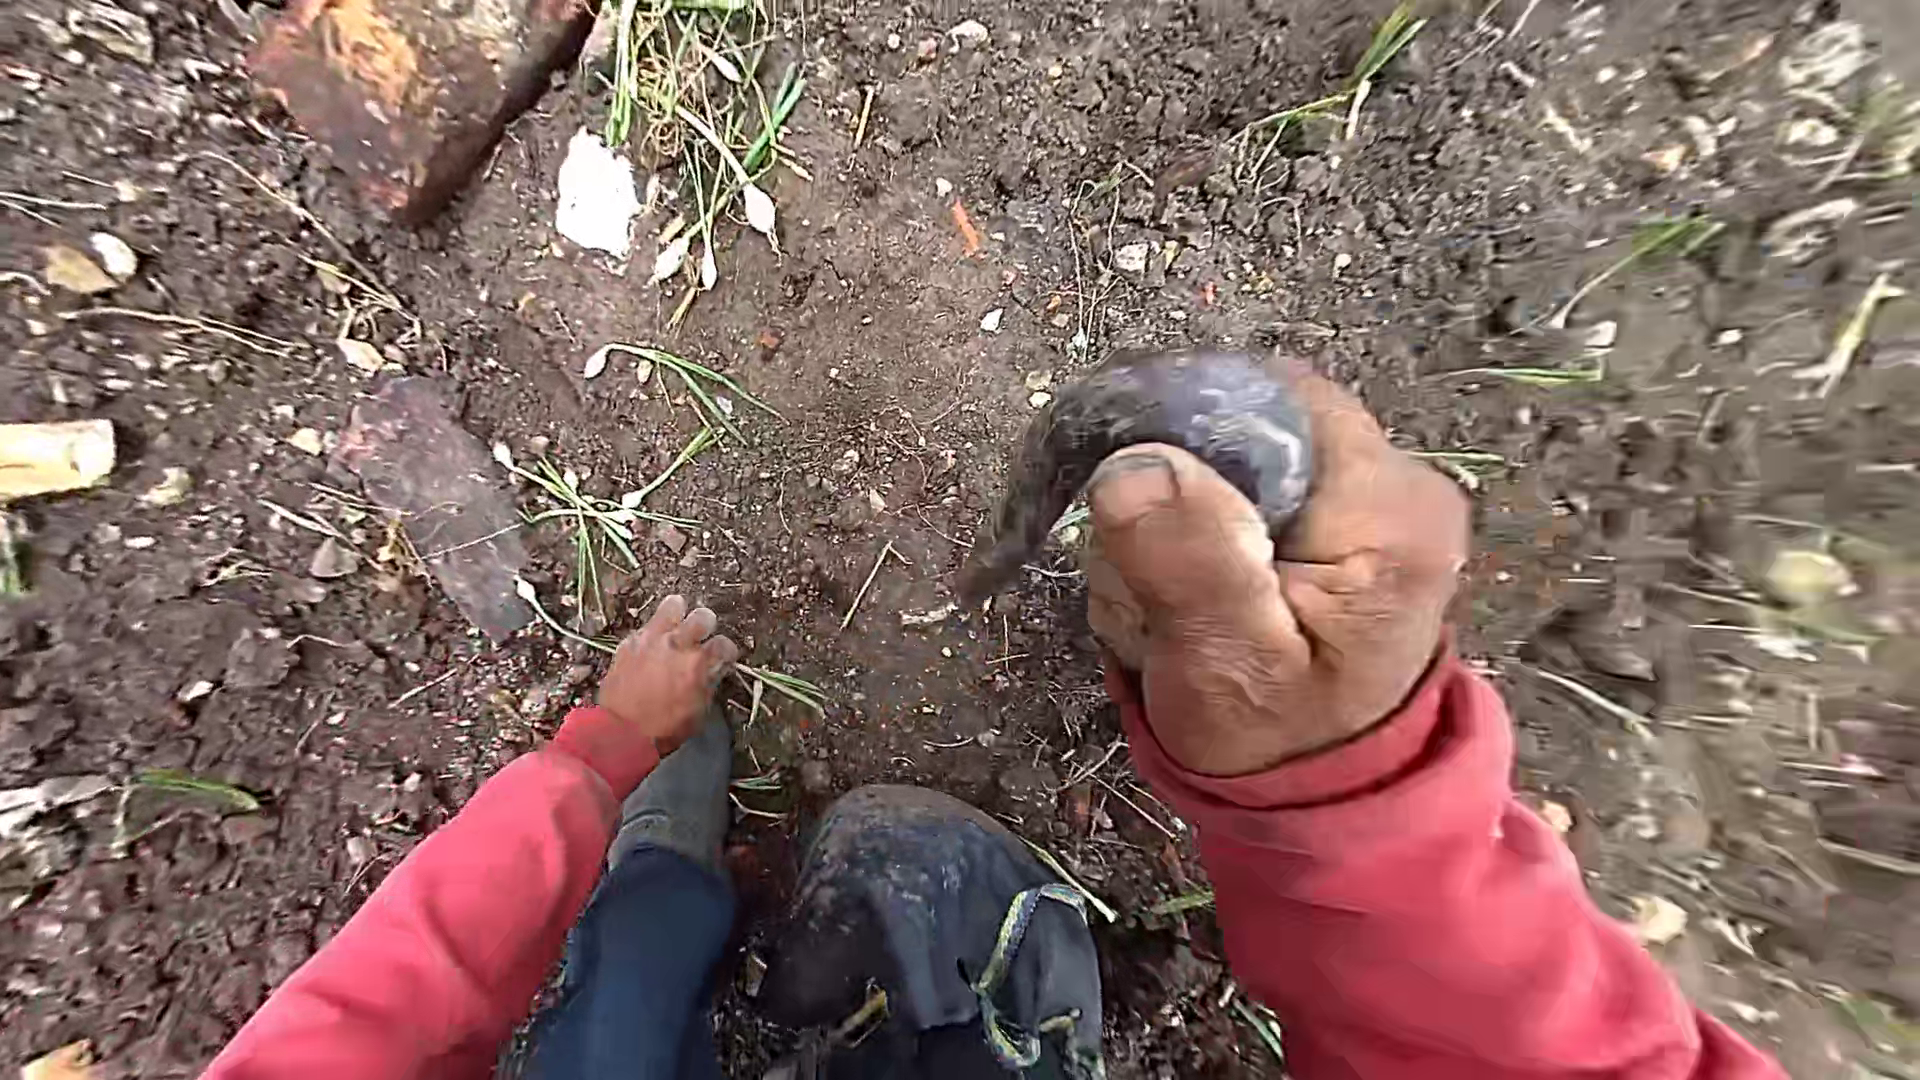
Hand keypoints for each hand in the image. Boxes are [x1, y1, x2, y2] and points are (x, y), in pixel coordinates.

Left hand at [596, 595, 738, 753]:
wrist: (620, 734)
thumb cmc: (666, 728)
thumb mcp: (700, 709)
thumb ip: (710, 682)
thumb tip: (714, 669)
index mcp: (700, 662)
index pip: (725, 644)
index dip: (726, 653)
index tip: (723, 659)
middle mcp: (679, 644)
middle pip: (703, 616)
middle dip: (707, 624)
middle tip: (702, 634)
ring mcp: (652, 640)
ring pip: (672, 606)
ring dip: (678, 614)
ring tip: (676, 624)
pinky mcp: (629, 644)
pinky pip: (646, 628)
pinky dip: (651, 635)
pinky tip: (651, 647)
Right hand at [1085, 372, 1466, 775]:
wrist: (1304, 793)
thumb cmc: (1272, 739)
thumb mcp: (1226, 663)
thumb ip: (1190, 563)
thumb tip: (1129, 464)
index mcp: (1382, 508)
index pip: (1266, 399)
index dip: (1181, 423)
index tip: (1122, 484)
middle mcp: (1373, 486)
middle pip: (1227, 435)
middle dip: (1159, 500)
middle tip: (1141, 586)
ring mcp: (1336, 505)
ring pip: (1203, 471)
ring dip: (1153, 533)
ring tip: (1157, 611)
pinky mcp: (1298, 527)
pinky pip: (1205, 502)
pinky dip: (1165, 547)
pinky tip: (1168, 603)